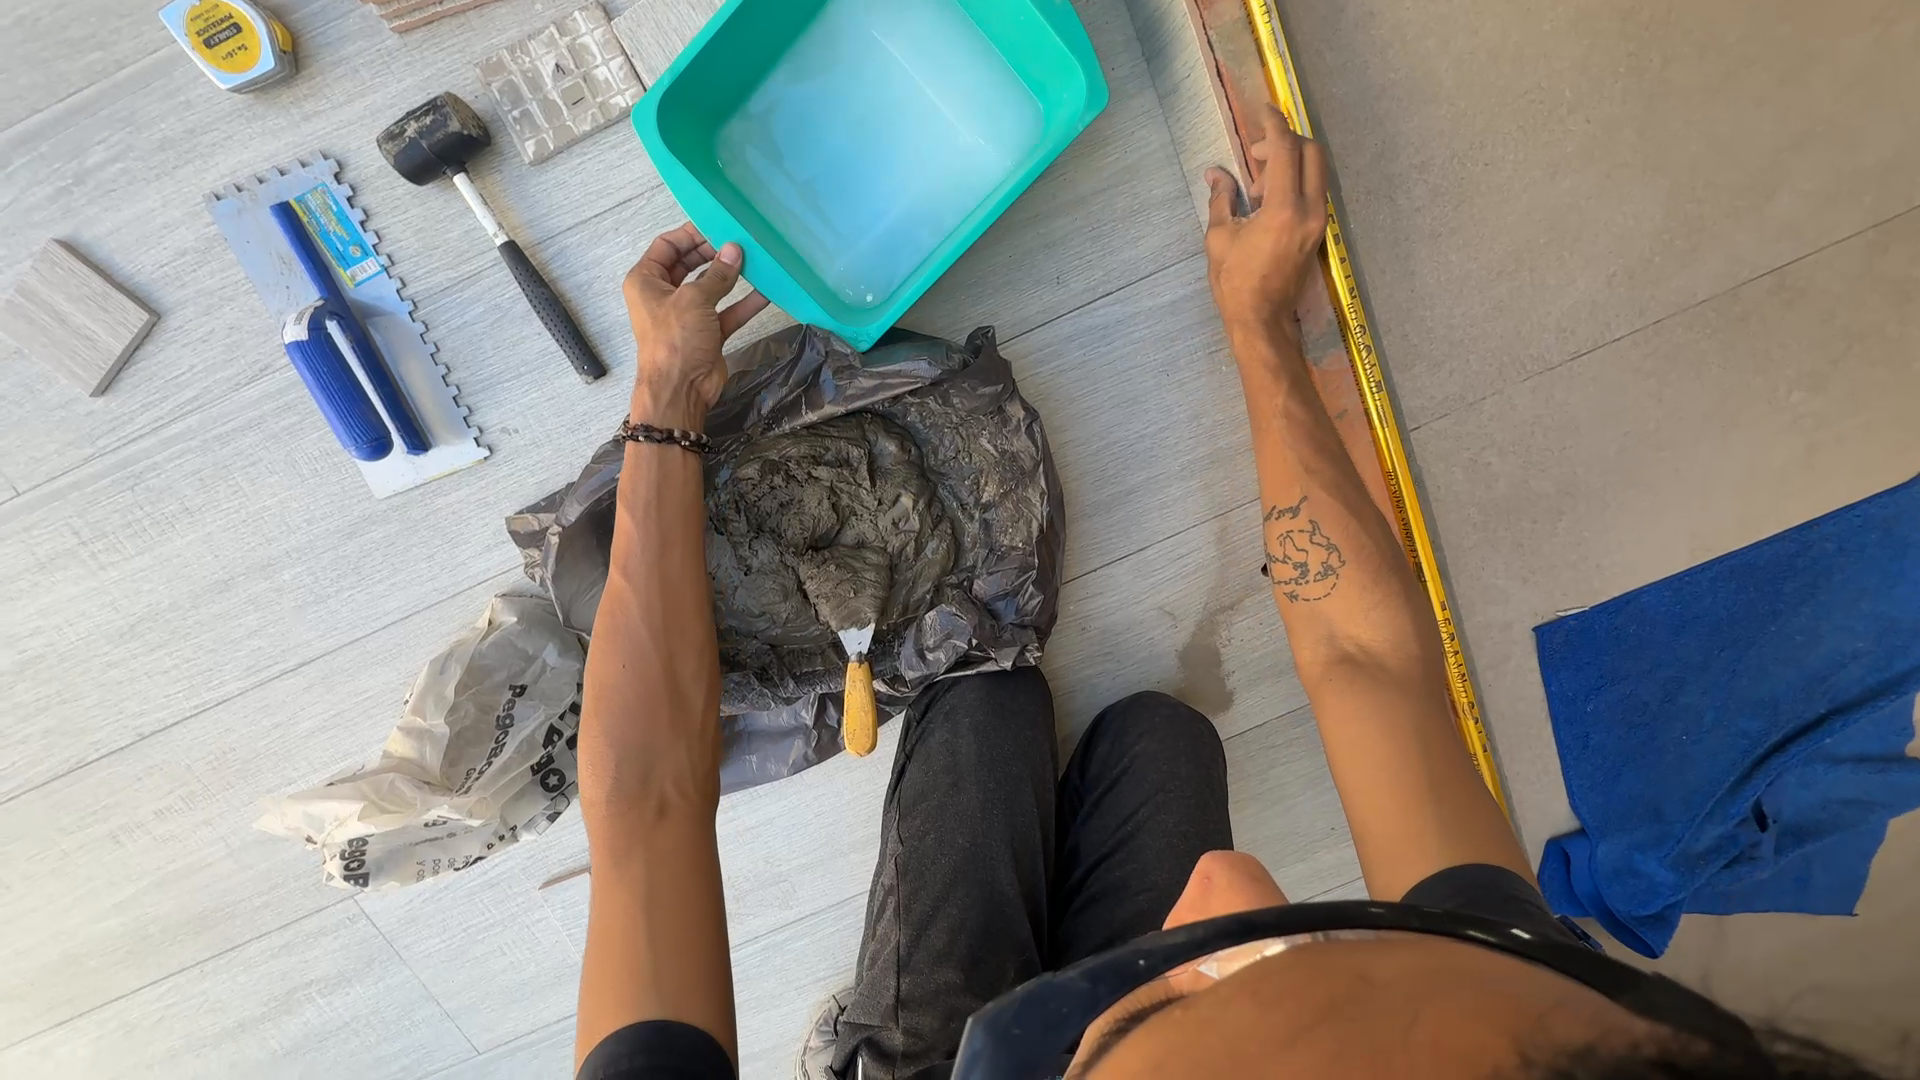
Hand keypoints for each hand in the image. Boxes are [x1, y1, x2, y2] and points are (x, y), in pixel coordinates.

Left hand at [622, 223, 769, 429]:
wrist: (681, 389)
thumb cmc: (675, 340)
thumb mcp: (694, 300)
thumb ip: (717, 274)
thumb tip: (735, 250)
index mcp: (646, 280)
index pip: (667, 246)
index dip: (691, 235)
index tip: (717, 227)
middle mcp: (664, 295)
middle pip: (691, 264)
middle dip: (715, 255)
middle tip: (740, 244)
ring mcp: (688, 315)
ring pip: (712, 288)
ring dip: (732, 277)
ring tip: (756, 262)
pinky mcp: (708, 333)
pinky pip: (727, 312)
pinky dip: (744, 303)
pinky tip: (765, 292)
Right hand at [1203, 105, 1328, 355]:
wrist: (1261, 320)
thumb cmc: (1235, 283)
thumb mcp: (1219, 239)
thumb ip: (1221, 199)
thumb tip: (1215, 173)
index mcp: (1283, 208)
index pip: (1285, 149)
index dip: (1273, 125)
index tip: (1263, 112)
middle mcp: (1310, 209)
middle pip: (1311, 152)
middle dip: (1285, 142)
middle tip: (1255, 156)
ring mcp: (1318, 221)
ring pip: (1316, 171)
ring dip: (1289, 164)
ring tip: (1257, 187)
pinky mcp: (1317, 231)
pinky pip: (1313, 190)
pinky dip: (1294, 183)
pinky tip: (1268, 201)